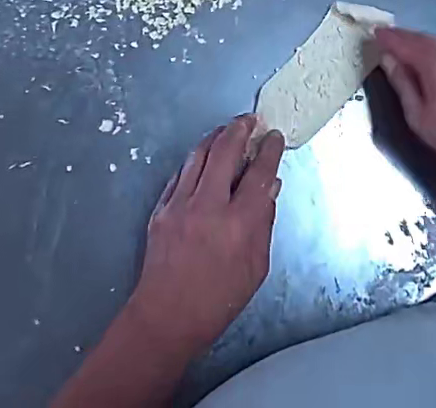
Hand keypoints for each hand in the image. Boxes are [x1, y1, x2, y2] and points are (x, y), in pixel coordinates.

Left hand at [124, 116, 284, 358]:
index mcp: (238, 224)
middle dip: (241, 129)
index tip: (274, 137)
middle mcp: (208, 206)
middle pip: (226, 151)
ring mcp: (180, 204)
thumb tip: (270, 186)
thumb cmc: (218, 300)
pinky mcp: (161, 207)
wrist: (167, 316)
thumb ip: (264, 222)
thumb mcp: (256, 268)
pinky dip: (195, 159)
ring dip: (216, 137)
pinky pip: (180, 173)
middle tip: (250, 120)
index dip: (269, 151)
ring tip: (228, 130)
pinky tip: (203, 156)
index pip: (259, 174)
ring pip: (199, 154)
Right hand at [376, 28, 435, 202]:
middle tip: (386, 39)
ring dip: (421, 45)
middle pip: (423, 38)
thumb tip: (388, 59)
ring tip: (406, 50)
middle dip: (404, 38)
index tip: (374, 33)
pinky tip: (432, 62)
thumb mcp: (417, 115)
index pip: (405, 43)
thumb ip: (401, 82)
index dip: (388, 38)